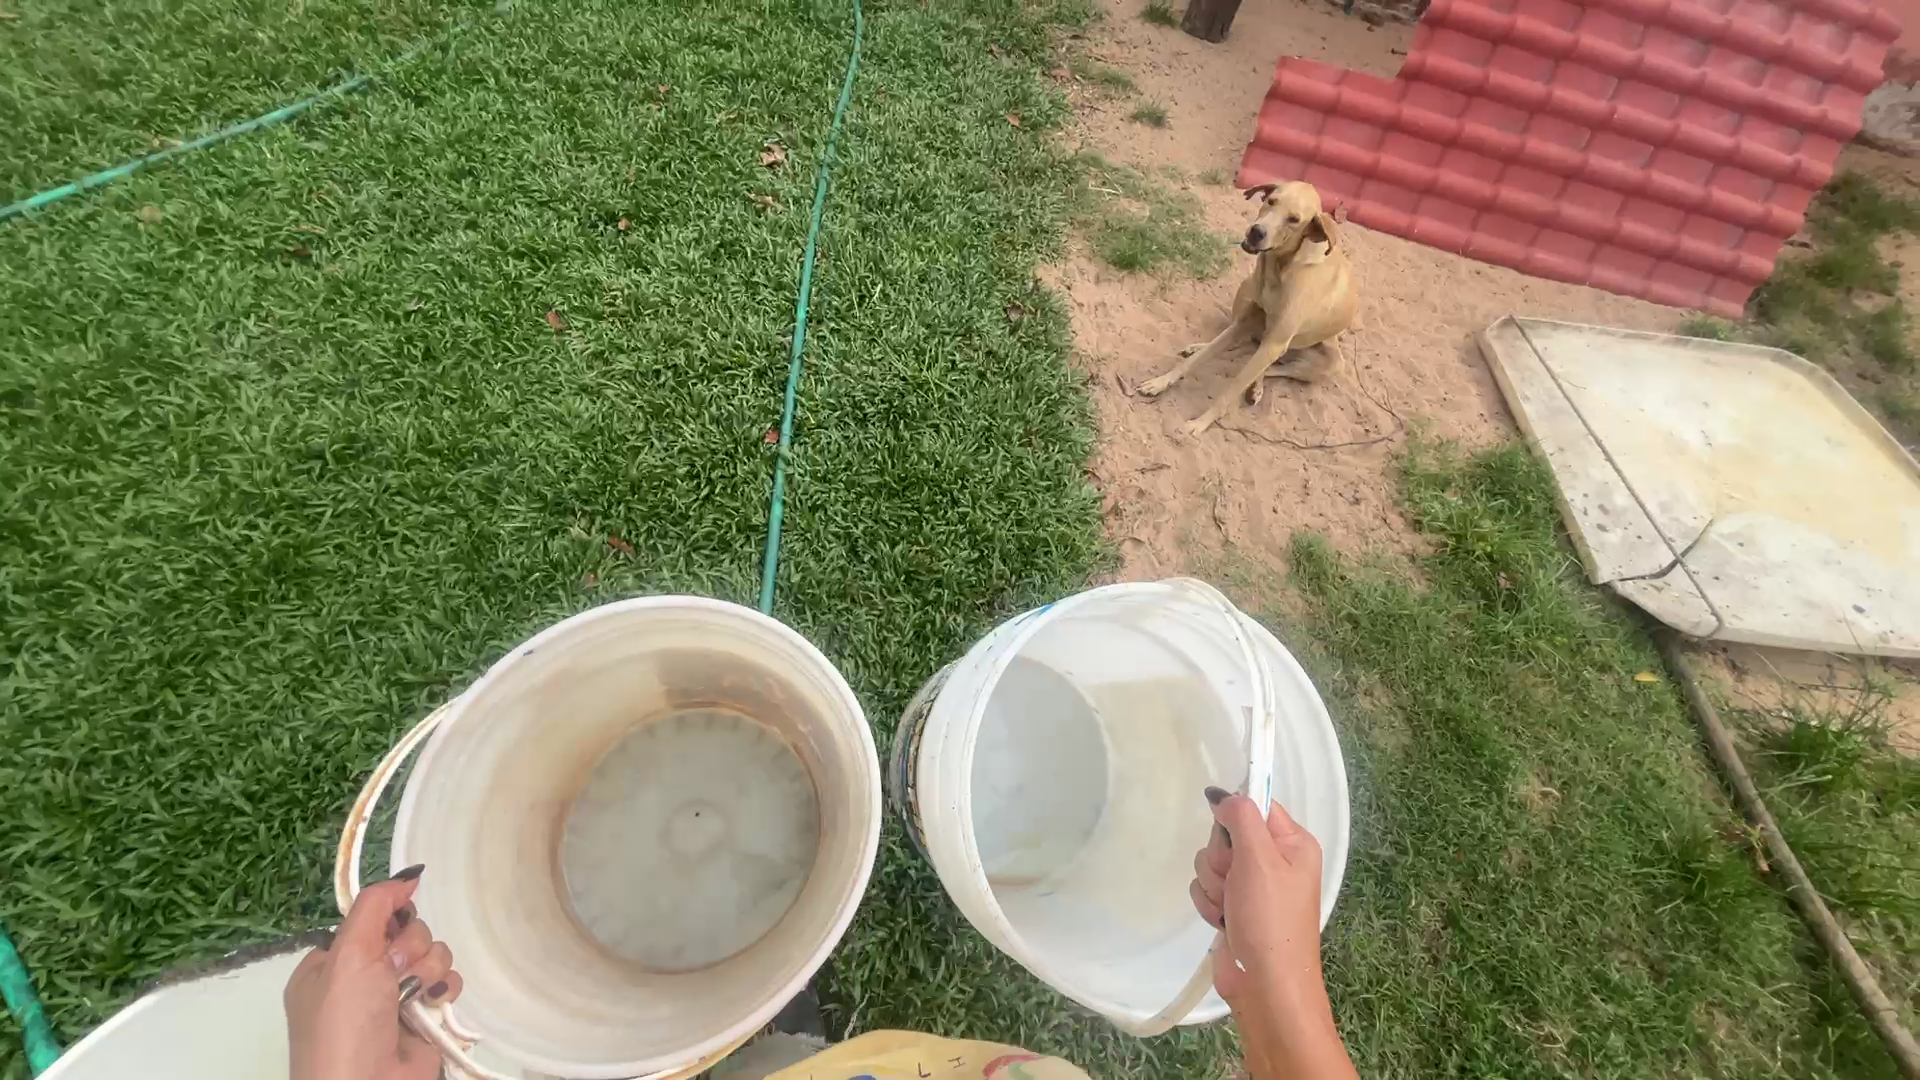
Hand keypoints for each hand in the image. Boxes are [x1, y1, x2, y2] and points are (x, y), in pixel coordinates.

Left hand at [284, 866, 463, 1079]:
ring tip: (414, 993)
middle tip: (394, 972)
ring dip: (428, 968)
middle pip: (408, 932)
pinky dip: (443, 985)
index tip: (389, 933)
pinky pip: (447, 976)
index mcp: (329, 966)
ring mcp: (392, 996)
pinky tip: (432, 1001)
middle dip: (411, 948)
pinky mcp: (422, 1010)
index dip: (389, 920)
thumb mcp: (348, 956)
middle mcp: (360, 978)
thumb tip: (409, 875)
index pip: (372, 918)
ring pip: (432, 951)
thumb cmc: (346, 1022)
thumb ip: (375, 908)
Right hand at [1190, 790, 1354, 1079]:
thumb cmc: (1270, 919)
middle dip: (1220, 856)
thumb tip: (1221, 794)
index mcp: (1293, 844)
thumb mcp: (1259, 859)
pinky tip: (1222, 919)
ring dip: (1213, 882)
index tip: (1223, 828)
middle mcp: (1274, 861)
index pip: (1256, 803)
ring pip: (1211, 860)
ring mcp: (1253, 885)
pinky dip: (1209, 902)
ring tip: (1230, 906)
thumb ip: (1240, 817)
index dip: (1234, 814)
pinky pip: (1206, 885)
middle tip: (1234, 878)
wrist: (1266, 987)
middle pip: (1226, 832)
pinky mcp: (1234, 906)